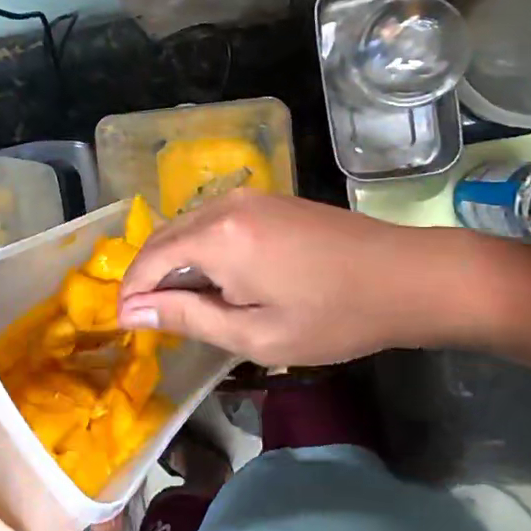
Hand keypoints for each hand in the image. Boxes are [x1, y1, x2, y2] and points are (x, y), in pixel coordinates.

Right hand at [117, 191, 469, 365]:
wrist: (405, 276)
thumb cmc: (332, 317)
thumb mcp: (255, 333)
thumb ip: (187, 317)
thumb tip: (131, 311)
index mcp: (218, 237)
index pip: (149, 260)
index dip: (131, 293)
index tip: (125, 325)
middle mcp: (225, 206)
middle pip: (163, 237)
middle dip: (148, 277)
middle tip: (152, 320)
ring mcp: (249, 197)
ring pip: (187, 227)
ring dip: (174, 263)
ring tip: (184, 305)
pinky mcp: (268, 199)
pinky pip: (212, 221)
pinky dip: (200, 249)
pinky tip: (217, 279)